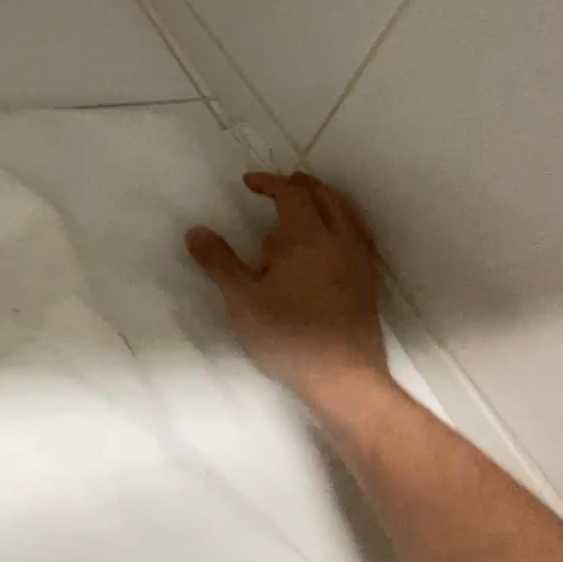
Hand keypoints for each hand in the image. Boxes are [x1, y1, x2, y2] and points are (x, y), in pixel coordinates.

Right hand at [185, 172, 391, 412]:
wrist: (343, 380)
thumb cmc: (287, 334)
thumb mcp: (241, 298)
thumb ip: (219, 261)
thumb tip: (196, 231)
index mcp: (306, 239)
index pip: (292, 195)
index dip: (270, 183)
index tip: (248, 181)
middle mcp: (339, 243)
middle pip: (328, 199)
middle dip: (303, 186)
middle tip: (280, 184)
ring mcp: (358, 264)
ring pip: (348, 217)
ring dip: (325, 202)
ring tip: (304, 205)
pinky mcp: (366, 285)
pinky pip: (356, 237)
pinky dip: (339, 223)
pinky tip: (324, 243)